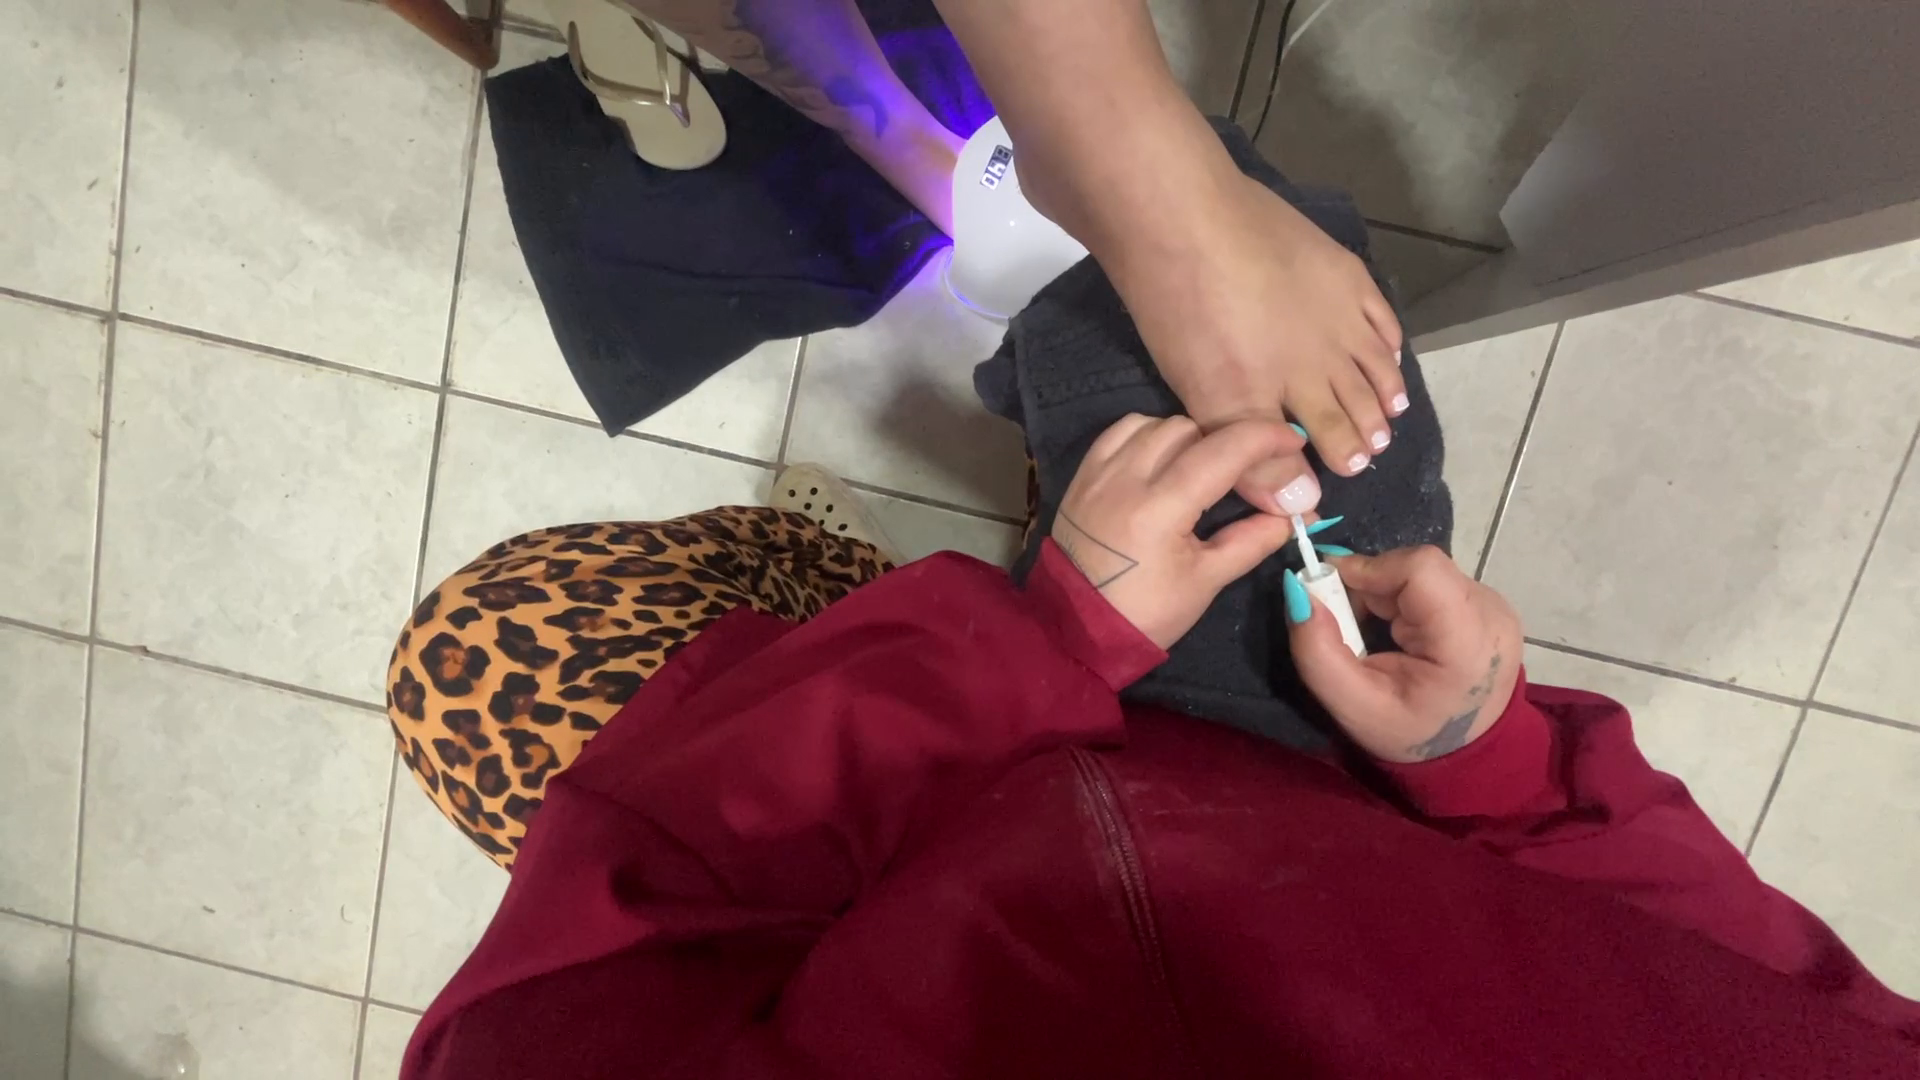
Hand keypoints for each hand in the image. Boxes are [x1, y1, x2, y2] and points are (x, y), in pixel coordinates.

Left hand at [1053, 415, 1301, 648]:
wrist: (1074, 626)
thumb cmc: (1144, 612)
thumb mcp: (1205, 581)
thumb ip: (1251, 540)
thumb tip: (1290, 514)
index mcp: (1160, 507)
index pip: (1222, 451)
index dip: (1264, 438)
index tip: (1290, 440)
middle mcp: (1125, 478)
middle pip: (1188, 429)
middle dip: (1223, 443)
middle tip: (1239, 472)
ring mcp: (1098, 474)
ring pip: (1151, 424)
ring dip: (1183, 437)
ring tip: (1196, 468)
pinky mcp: (1081, 477)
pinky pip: (1117, 434)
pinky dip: (1145, 436)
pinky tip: (1157, 460)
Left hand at [1102, 170, 1406, 512]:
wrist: (1187, 222)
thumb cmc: (1188, 318)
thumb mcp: (1212, 398)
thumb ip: (1255, 452)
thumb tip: (1303, 505)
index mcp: (1294, 385)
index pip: (1329, 431)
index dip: (1340, 454)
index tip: (1351, 472)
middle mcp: (1329, 349)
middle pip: (1355, 396)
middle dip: (1365, 428)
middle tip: (1376, 449)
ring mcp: (1337, 303)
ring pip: (1372, 357)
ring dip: (1382, 388)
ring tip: (1393, 411)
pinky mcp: (1335, 263)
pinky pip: (1378, 310)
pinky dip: (1388, 336)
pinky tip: (1392, 346)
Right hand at [1285, 547, 1521, 762]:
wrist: (1463, 757)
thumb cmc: (1405, 732)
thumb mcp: (1348, 703)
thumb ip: (1316, 649)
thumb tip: (1296, 589)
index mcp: (1467, 642)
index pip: (1420, 568)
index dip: (1366, 568)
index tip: (1327, 589)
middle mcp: (1491, 613)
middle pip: (1415, 567)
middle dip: (1367, 584)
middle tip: (1343, 620)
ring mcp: (1494, 607)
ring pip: (1419, 570)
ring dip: (1380, 591)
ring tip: (1367, 630)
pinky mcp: (1486, 605)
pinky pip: (1429, 580)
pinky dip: (1396, 596)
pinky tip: (1391, 629)